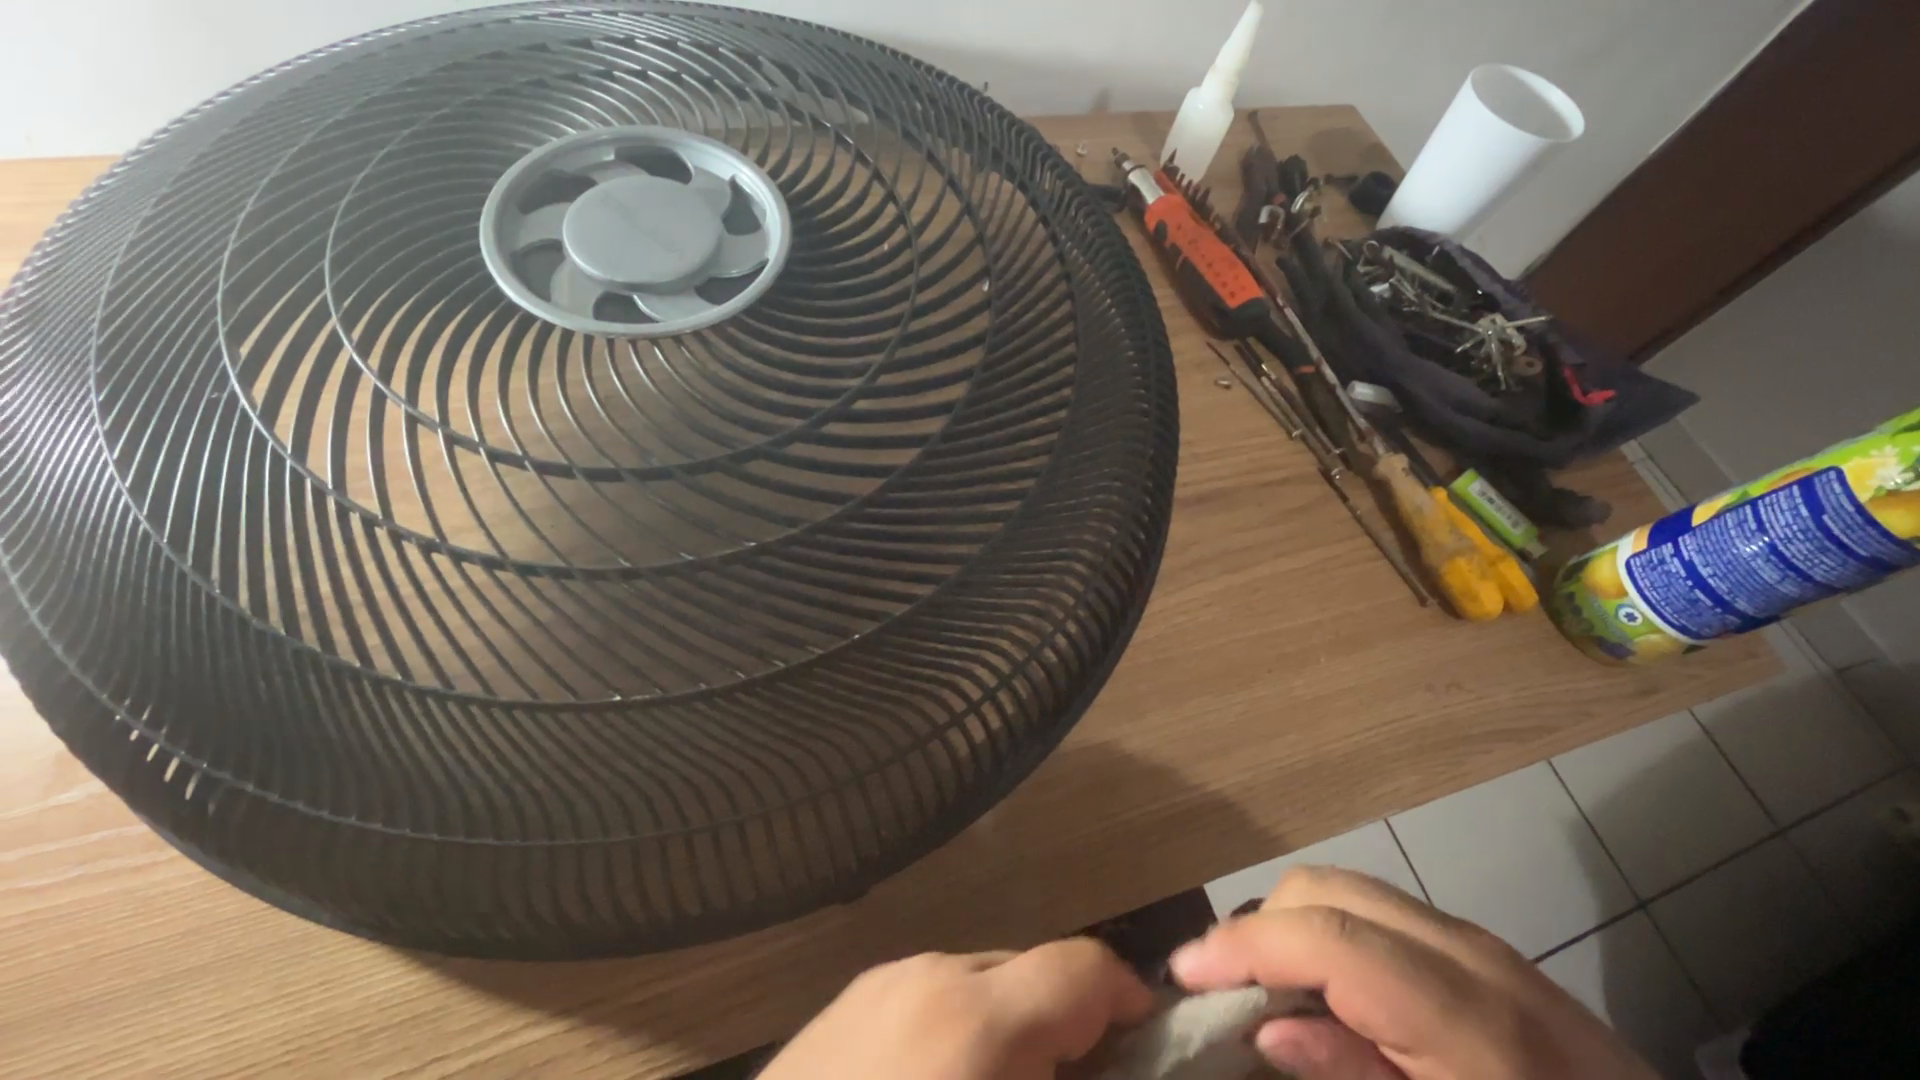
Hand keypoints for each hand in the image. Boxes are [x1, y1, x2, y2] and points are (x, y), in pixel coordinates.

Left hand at [758, 939, 1153, 1079]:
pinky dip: (953, 1038)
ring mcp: (872, 987)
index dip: (1132, 1005)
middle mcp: (924, 975)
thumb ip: (1063, 1077)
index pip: (1083, 968)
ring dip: (1007, 1035)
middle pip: (1029, 974)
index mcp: (973, 1014)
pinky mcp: (837, 1009)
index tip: (1149, 1055)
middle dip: (1065, 1030)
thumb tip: (1107, 1064)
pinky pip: (923, 1003)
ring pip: (975, 987)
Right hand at [1170, 866, 1657, 1079]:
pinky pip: (1379, 912)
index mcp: (1472, 1020)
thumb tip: (1268, 1032)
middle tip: (1223, 990)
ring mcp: (1483, 944)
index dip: (1245, 946)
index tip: (1184, 976)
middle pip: (1328, 891)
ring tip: (1264, 987)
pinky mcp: (1486, 951)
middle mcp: (1473, 956)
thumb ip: (1357, 1078)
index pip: (1330, 939)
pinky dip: (1328, 929)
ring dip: (1290, 924)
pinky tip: (1323, 986)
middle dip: (1260, 927)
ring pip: (1348, 889)